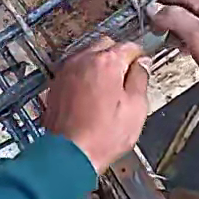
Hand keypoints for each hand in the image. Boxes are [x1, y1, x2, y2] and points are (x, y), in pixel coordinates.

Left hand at [42, 36, 148, 172]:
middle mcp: (83, 60)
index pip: (129, 46)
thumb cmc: (101, 135)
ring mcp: (67, 71)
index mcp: (106, 62)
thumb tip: (142, 65)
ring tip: (108, 88)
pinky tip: (91, 94)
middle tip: (126, 76)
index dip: (139, 56)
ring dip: (99, 64)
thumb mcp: (136, 108)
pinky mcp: (56, 83)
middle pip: (105, 45)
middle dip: (117, 56)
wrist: (70, 153)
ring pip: (87, 55)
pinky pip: (74, 70)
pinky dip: (84, 75)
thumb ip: (141, 79)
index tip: (142, 65)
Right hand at [151, 0, 198, 109]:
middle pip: (183, 8)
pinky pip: (197, 37)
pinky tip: (183, 51)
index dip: (159, 4)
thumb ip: (174, 19)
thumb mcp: (198, 36)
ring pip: (189, 23)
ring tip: (167, 41)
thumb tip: (155, 9)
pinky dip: (186, 41)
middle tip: (154, 30)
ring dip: (175, 30)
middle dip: (166, 18)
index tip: (147, 16)